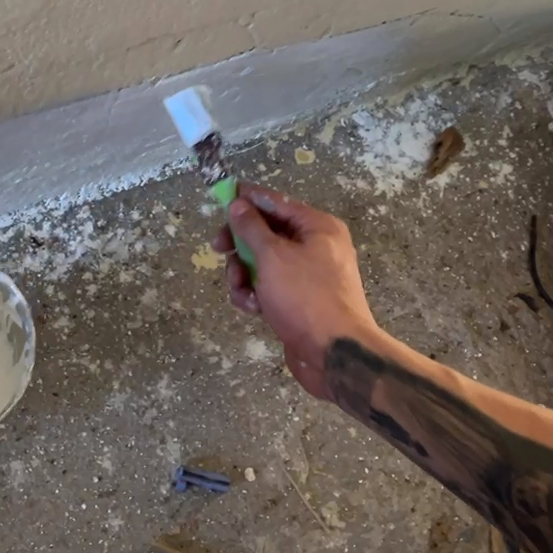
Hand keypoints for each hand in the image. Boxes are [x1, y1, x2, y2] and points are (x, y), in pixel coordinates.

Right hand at [212, 184, 378, 400]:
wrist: (335, 355)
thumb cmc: (305, 296)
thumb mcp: (272, 256)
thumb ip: (251, 228)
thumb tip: (238, 203)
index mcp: (317, 227)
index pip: (275, 202)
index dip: (246, 199)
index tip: (220, 197)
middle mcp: (316, 246)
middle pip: (266, 232)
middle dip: (240, 245)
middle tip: (218, 249)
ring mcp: (309, 275)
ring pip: (263, 262)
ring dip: (244, 274)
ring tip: (240, 290)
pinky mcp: (300, 300)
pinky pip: (270, 286)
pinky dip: (256, 294)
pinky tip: (252, 308)